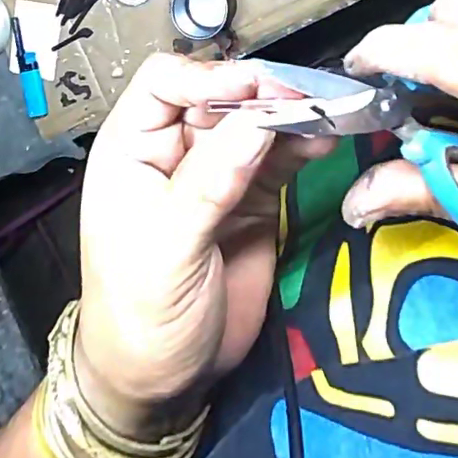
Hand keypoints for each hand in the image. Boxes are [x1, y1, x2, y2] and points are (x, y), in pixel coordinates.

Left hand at [74, 54, 333, 435]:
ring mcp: (216, 173)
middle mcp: (173, 150)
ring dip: (290, 117)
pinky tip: (324, 140)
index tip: (255, 88)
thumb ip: (209, 183)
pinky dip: (303, 146)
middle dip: (260, 94)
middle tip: (304, 100)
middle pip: (219, 96)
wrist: (161, 380)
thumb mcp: (165, 248)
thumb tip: (255, 121)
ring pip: (254, 124)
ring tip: (325, 116)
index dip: (208, 77)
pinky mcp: (252, 198)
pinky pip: (279, 159)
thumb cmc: (137, 314)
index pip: (165, 83)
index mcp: (132, 148)